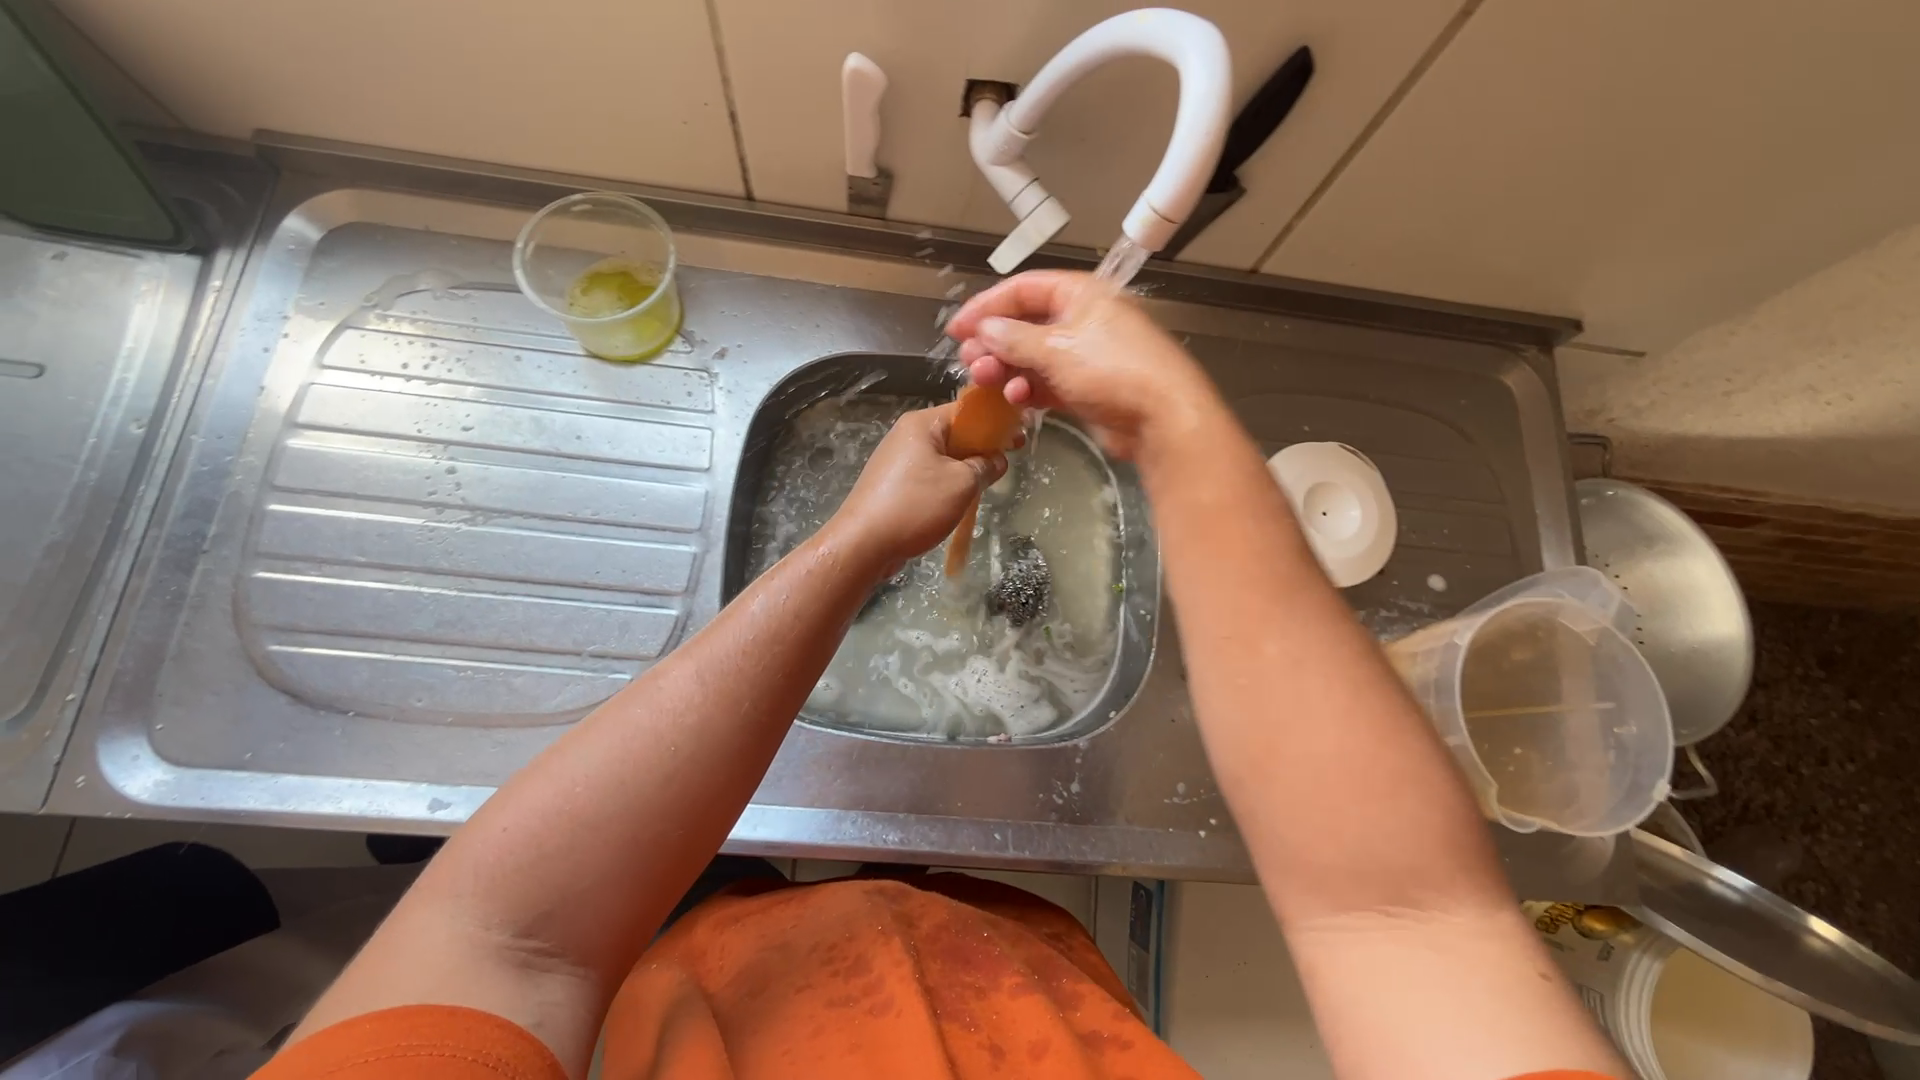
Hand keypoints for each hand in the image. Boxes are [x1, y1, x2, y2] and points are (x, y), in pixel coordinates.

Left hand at [822, 403, 1007, 575]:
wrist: (863, 544)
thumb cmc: (915, 506)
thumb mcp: (962, 484)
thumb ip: (985, 466)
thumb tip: (997, 459)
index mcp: (921, 424)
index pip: (966, 411)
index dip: (995, 423)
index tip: (1018, 438)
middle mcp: (906, 435)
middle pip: (953, 433)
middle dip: (980, 448)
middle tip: (1007, 463)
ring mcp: (896, 461)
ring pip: (941, 458)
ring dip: (964, 469)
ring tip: (985, 486)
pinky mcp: (891, 485)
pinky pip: (927, 476)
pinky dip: (946, 484)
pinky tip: (957, 502)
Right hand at [945, 270, 1221, 459]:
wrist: (1163, 421)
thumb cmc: (1114, 371)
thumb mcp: (1057, 349)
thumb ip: (1014, 338)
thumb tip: (985, 329)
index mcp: (1081, 294)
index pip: (1023, 289)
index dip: (986, 306)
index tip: (957, 329)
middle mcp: (1082, 320)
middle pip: (1025, 325)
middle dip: (994, 343)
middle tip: (969, 361)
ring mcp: (1085, 356)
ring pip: (1033, 357)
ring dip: (1007, 369)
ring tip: (986, 381)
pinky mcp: (1086, 389)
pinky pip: (1046, 383)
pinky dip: (1028, 389)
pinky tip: (1015, 399)